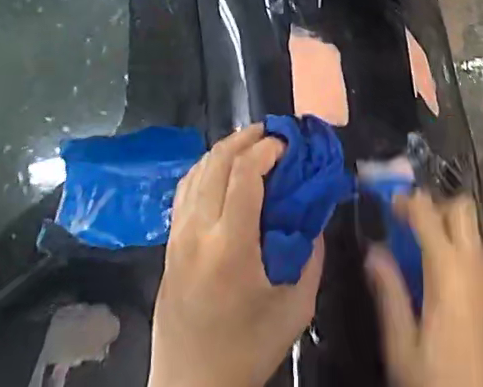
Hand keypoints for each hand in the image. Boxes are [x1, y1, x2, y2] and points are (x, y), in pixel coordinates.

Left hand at [150, 125, 324, 386]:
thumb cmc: (247, 349)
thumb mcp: (296, 306)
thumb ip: (311, 252)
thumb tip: (314, 210)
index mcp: (229, 246)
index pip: (244, 174)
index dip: (268, 148)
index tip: (290, 144)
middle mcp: (197, 232)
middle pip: (217, 162)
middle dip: (247, 138)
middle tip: (275, 133)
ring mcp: (177, 236)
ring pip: (197, 170)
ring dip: (226, 148)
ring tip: (253, 143)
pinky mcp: (169, 244)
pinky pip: (186, 188)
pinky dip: (207, 167)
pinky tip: (225, 169)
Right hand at [366, 192, 482, 386]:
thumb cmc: (439, 380)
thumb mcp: (401, 344)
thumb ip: (388, 292)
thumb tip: (374, 253)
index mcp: (449, 268)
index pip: (428, 211)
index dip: (407, 200)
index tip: (389, 204)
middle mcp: (476, 264)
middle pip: (462, 208)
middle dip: (436, 207)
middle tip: (410, 226)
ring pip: (474, 232)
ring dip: (450, 231)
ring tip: (421, 256)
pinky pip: (482, 259)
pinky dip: (463, 254)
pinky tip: (444, 284)